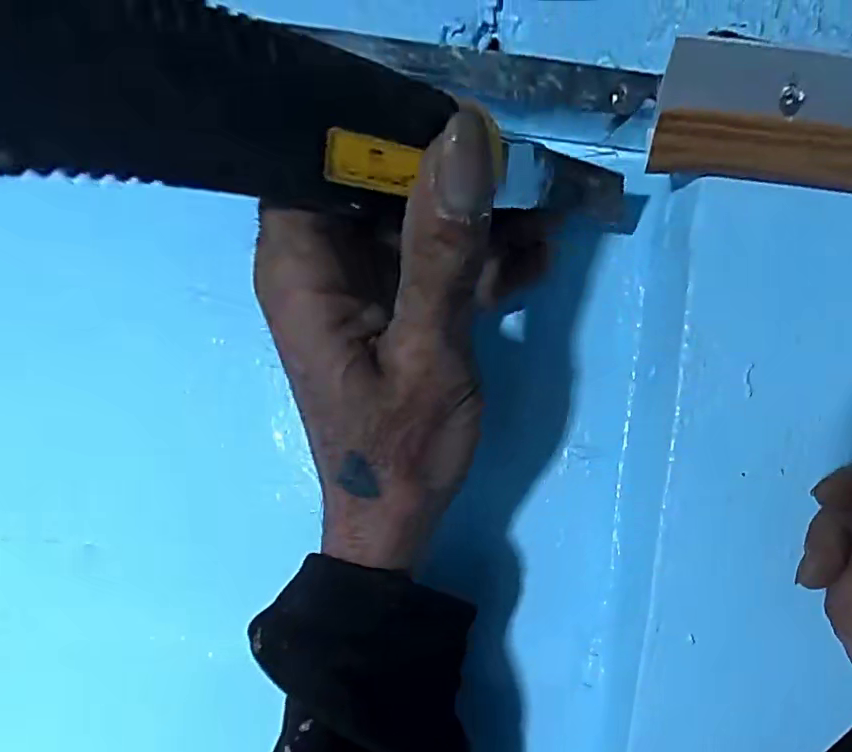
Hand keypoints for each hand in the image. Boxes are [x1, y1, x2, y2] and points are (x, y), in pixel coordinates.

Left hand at [254, 108, 551, 571]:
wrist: (396, 522)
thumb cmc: (399, 451)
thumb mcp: (429, 350)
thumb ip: (443, 249)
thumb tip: (464, 135)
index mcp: (301, 264)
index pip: (325, 154)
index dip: (392, 130)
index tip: (467, 129)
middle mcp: (320, 264)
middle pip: (381, 185)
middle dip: (456, 178)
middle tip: (529, 174)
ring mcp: (358, 289)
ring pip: (417, 224)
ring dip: (482, 222)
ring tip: (550, 219)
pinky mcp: (392, 313)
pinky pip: (432, 268)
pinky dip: (479, 265)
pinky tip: (534, 263)